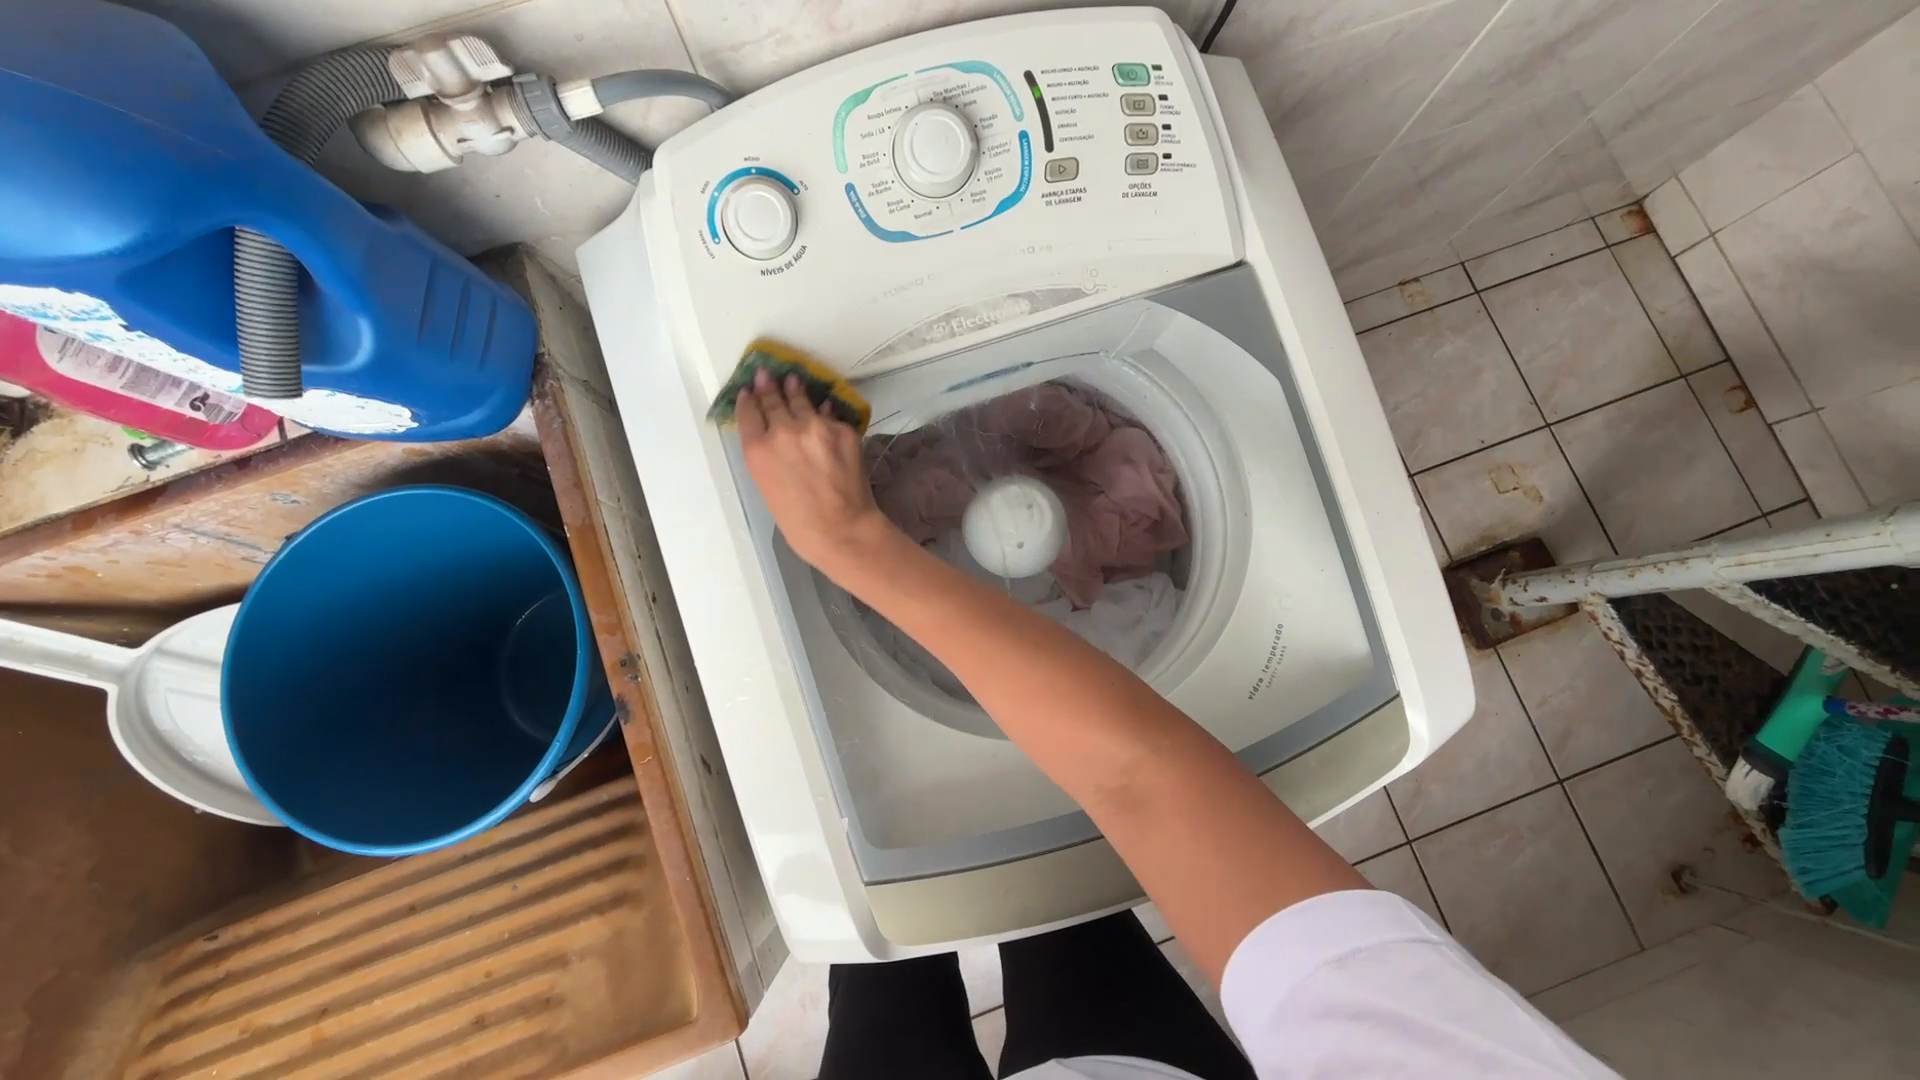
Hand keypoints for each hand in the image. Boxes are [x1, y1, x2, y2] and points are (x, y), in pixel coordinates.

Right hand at [735, 368, 897, 569]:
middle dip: (768, 387)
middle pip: (773, 401)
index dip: (748, 401)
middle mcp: (783, 431)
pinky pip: (830, 415)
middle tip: (766, 375)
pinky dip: (824, 412)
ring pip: (802, 401)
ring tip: (792, 380)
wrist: (842, 529)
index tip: (748, 392)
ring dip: (795, 390)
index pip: (748, 413)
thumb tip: (777, 438)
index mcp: (758, 450)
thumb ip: (768, 457)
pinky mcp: (843, 430)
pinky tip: (822, 406)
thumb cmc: (799, 523)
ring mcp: (816, 427)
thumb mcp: (768, 487)